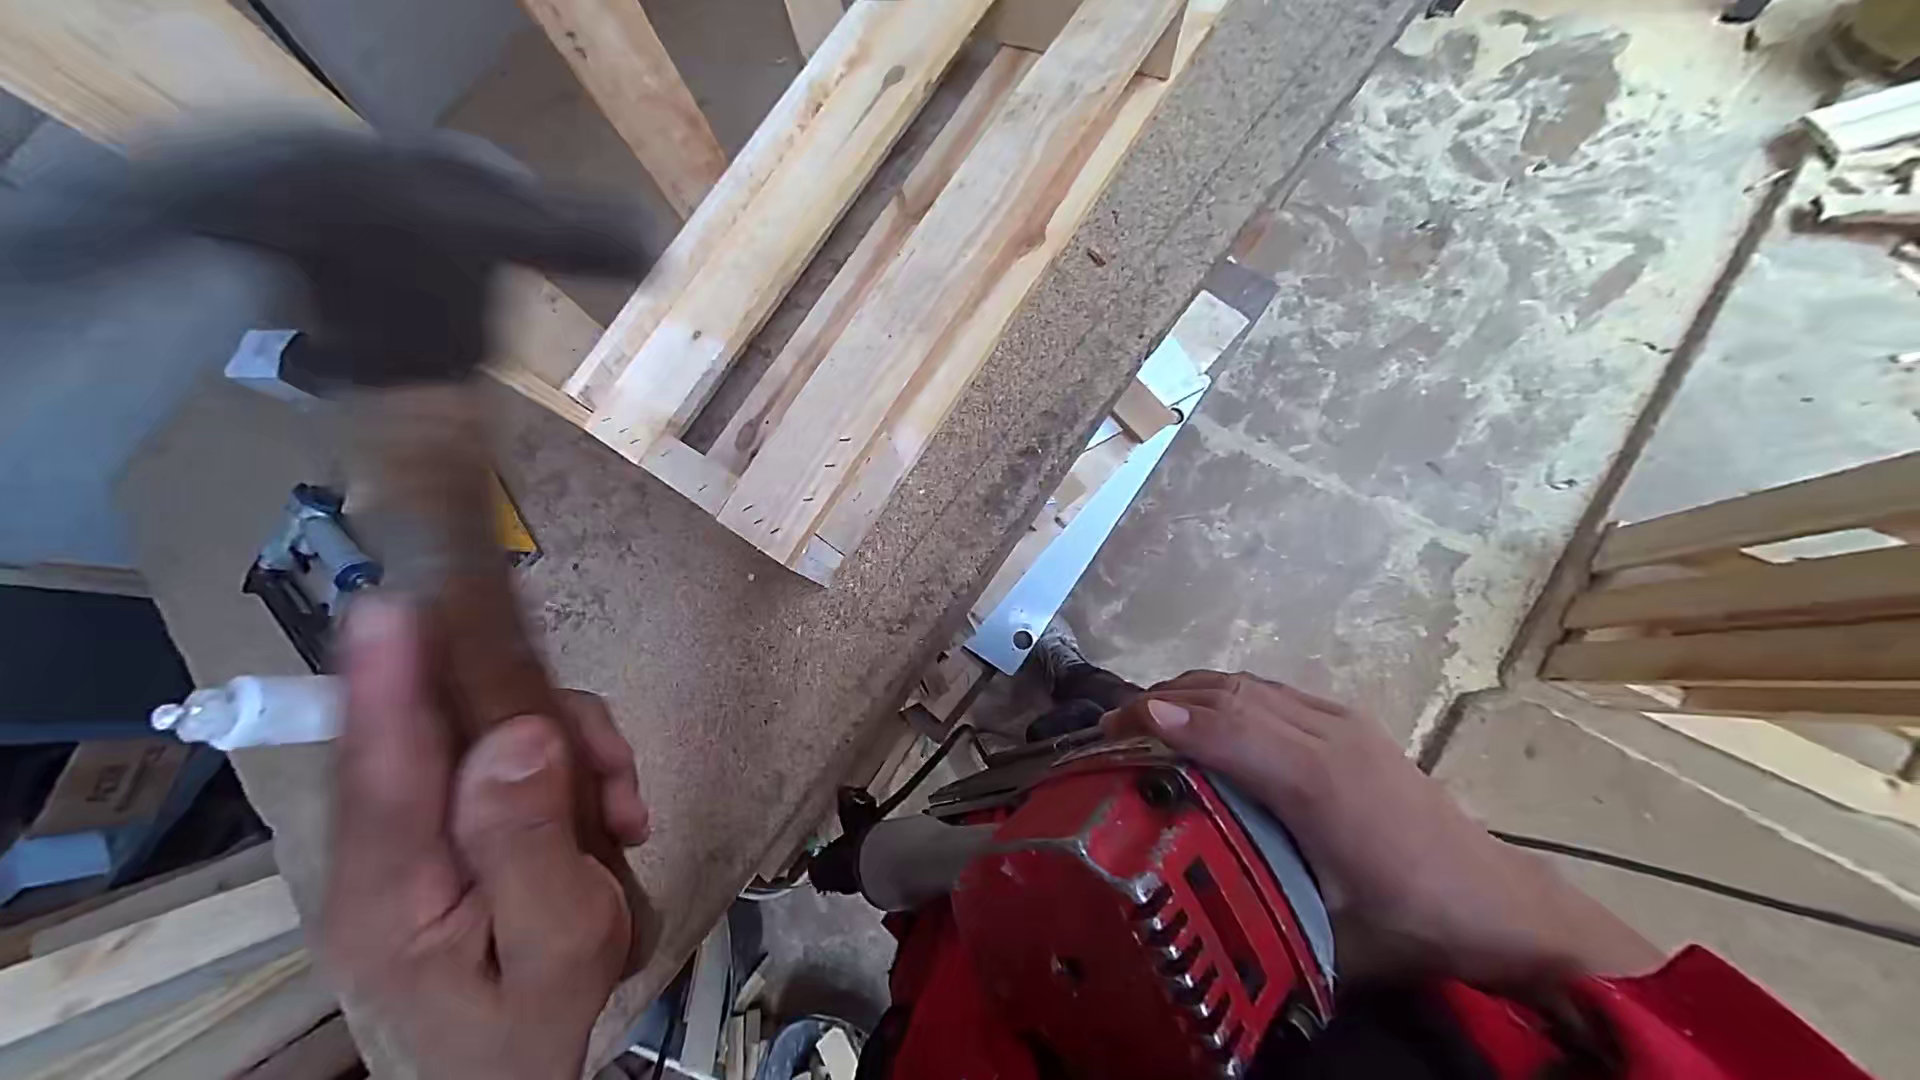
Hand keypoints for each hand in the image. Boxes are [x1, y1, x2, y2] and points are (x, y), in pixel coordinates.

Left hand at [322, 599, 649, 1079]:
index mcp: (390, 893)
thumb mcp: (558, 940)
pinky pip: (513, 753)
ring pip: (493, 733)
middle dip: (544, 723)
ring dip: (575, 748)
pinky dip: (576, 764)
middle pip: (447, 734)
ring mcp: (417, 832)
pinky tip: (612, 811)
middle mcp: (385, 850)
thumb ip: (532, 843)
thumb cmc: (533, 1018)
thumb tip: (521, 736)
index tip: (390, 609)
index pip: (382, 772)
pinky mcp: (452, 821)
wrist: (507, 1069)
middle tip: (617, 772)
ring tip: (624, 808)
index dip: (387, 683)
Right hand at [1102, 672, 1663, 989]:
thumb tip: (1176, 868)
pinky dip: (1220, 693)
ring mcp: (1338, 719)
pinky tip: (1202, 715)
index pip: (1229, 728)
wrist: (1500, 904)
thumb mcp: (1324, 925)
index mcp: (1321, 784)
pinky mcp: (1345, 718)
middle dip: (1162, 698)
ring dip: (1187, 690)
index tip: (1116, 727)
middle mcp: (1327, 734)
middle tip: (1113, 725)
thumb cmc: (1406, 922)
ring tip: (1145, 716)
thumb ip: (1253, 885)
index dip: (1167, 720)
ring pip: (1244, 683)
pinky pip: (1266, 689)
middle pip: (1228, 693)